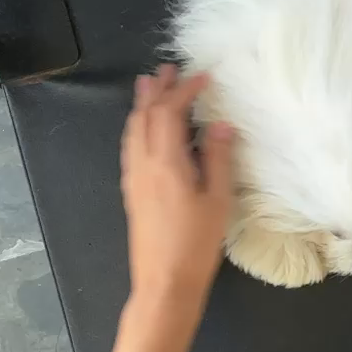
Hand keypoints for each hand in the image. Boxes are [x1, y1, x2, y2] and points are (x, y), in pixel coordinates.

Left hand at [120, 65, 236, 314]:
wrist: (163, 283)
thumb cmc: (196, 243)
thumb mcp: (217, 200)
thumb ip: (217, 158)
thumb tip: (220, 124)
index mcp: (165, 162)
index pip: (170, 112)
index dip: (185, 90)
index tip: (203, 77)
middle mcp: (142, 164)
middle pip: (145, 116)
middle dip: (157, 90)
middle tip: (168, 69)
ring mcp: (133, 178)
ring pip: (133, 130)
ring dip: (142, 105)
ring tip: (149, 86)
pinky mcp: (132, 191)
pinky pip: (130, 146)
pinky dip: (138, 126)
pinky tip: (145, 128)